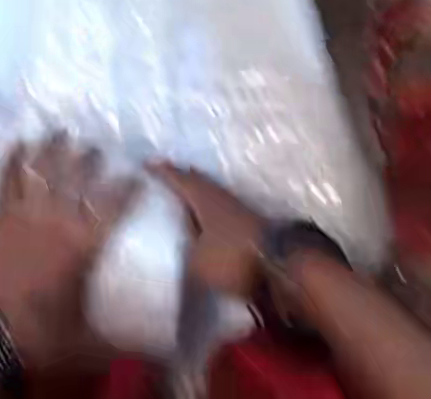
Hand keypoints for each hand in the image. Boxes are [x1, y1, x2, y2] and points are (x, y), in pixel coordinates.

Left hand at [0, 135, 139, 368]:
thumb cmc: (42, 335)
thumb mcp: (90, 343)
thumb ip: (124, 340)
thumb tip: (163, 350)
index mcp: (79, 245)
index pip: (110, 209)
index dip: (126, 191)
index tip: (138, 176)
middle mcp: (54, 219)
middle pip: (74, 179)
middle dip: (87, 160)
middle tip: (97, 147)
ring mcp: (24, 213)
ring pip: (40, 171)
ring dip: (51, 150)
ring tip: (60, 131)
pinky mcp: (2, 216)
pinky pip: (6, 180)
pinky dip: (12, 160)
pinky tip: (16, 143)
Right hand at [148, 161, 267, 298]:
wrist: (283, 266)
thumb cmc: (233, 256)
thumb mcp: (197, 262)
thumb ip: (181, 255)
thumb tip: (171, 253)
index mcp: (201, 196)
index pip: (176, 178)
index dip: (161, 171)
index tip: (146, 164)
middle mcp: (218, 195)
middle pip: (196, 180)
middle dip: (180, 176)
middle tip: (166, 174)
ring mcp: (237, 207)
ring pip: (211, 192)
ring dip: (198, 191)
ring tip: (184, 195)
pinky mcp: (250, 223)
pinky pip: (222, 207)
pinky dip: (211, 207)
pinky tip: (208, 217)